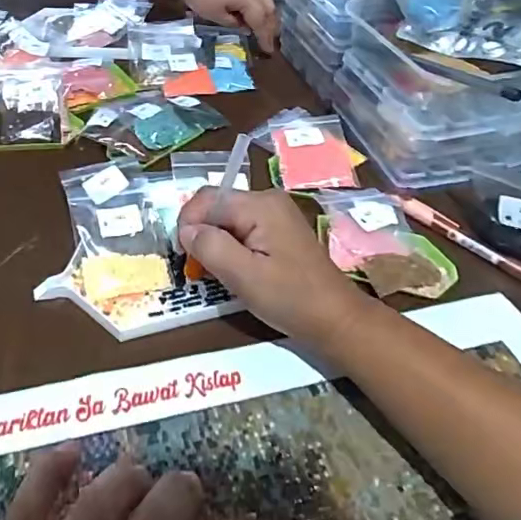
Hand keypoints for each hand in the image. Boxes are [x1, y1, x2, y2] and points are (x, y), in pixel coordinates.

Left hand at [170, 0, 277, 52]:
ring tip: (263, 25)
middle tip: (270, 39)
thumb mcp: (214, 15)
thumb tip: (243, 26)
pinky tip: (252, 7)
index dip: (265, 37)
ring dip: (267, 12)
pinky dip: (259, 1)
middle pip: (269, 8)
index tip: (268, 51)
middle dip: (271, 25)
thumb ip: (232, 23)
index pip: (261, 22)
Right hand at [177, 188, 376, 348]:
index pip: (208, 199)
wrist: (337, 320)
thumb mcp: (243, 276)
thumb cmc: (290, 298)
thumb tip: (186, 230)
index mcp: (260, 204)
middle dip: (201, 234)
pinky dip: (230, 247)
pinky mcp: (279, 230)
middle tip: (197, 268)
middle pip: (218, 207)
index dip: (188, 224)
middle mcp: (267, 200)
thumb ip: (211, 247)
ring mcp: (275, 214)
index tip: (184, 257)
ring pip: (228, 219)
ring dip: (215, 243)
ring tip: (214, 273)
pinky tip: (233, 270)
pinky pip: (242, 229)